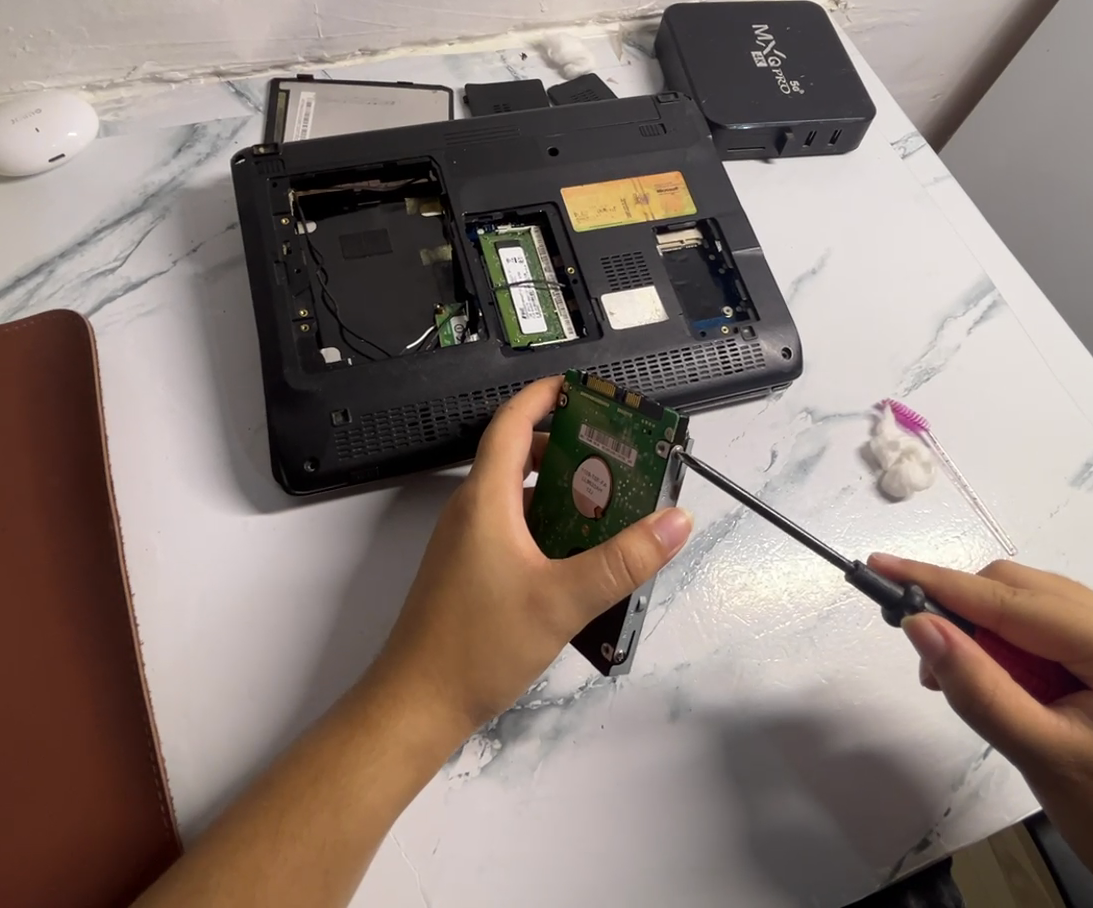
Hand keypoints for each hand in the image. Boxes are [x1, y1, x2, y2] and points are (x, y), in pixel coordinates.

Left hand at [368, 376, 693, 737]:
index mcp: (486, 499)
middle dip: (567, 446)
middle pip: (517, 455)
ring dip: (560, 489)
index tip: (583, 389)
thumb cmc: (479, 645)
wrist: (416, 704)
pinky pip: (512, 526)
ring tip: (611, 502)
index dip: (544, 396)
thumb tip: (676, 520)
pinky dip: (546, 523)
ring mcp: (467, 541)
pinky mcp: (469, 569)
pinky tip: (579, 553)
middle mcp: (472, 510)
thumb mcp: (562, 600)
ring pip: (517, 495)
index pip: (511, 423)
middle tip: (618, 454)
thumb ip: (623, 561)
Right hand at [870, 554, 1092, 907]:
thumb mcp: (1045, 757)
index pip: (1013, 600)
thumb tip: (918, 624)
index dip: (939, 582)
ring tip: (968, 689)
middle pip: (1026, 594)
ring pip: (1038, 613)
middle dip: (967, 617)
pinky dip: (1019, 657)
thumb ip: (978, 686)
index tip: (880, 566)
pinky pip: (1058, 640)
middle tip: (929, 666)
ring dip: (991, 640)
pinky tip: (1011, 694)